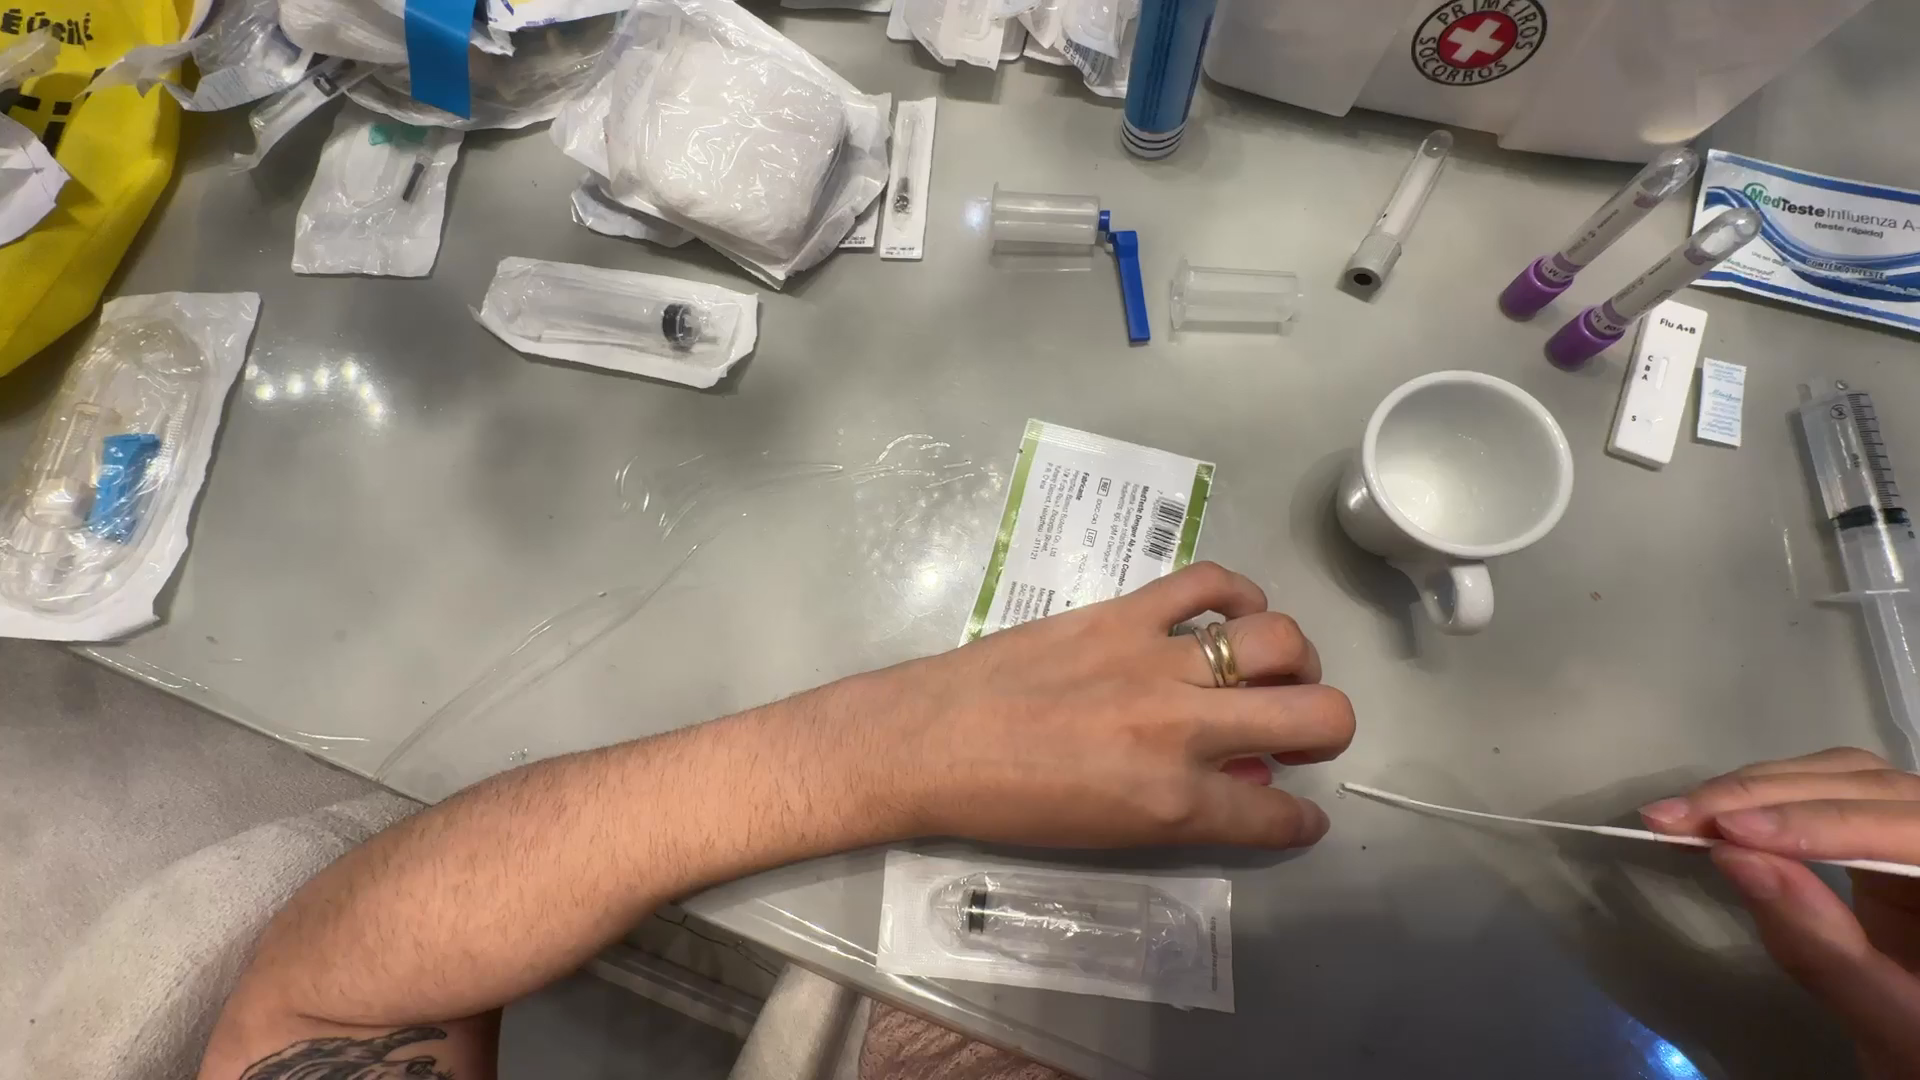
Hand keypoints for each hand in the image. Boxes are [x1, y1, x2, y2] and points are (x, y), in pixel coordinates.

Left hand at [809, 561, 1355, 850]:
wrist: (933, 740)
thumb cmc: (1010, 804)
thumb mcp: (1107, 832)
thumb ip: (1186, 810)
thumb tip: (1240, 779)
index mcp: (1174, 802)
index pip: (1282, 816)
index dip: (1301, 818)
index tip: (1297, 809)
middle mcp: (1182, 728)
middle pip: (1320, 715)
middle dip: (1329, 729)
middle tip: (1295, 728)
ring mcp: (1152, 659)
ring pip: (1278, 639)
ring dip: (1295, 658)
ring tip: (1269, 667)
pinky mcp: (1120, 612)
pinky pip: (1205, 581)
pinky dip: (1236, 592)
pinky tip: (1229, 611)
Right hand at [1640, 748, 1919, 1076]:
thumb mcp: (1892, 1025)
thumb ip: (1822, 947)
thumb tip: (1732, 858)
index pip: (1911, 826)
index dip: (1821, 822)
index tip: (1729, 833)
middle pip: (1867, 787)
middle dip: (1761, 797)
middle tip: (1670, 818)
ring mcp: (1915, 840)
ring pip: (1834, 778)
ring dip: (1746, 792)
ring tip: (1673, 816)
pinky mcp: (1876, 844)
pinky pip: (1814, 798)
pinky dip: (1750, 803)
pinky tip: (1705, 820)